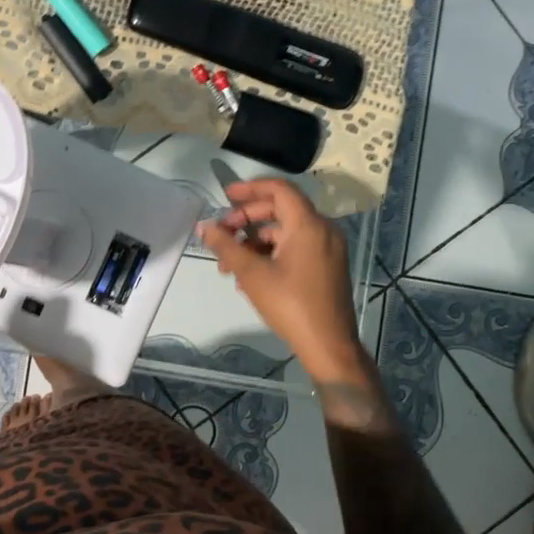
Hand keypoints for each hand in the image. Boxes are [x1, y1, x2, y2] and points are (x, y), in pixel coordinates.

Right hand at [198, 178, 369, 383]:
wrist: (328, 345)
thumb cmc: (290, 304)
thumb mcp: (251, 273)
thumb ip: (225, 245)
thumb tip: (204, 226)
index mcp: (308, 225)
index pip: (279, 190)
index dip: (250, 188)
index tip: (226, 196)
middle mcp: (323, 230)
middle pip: (280, 210)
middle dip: (246, 219)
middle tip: (222, 233)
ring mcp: (327, 249)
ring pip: (285, 232)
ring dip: (254, 241)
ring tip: (229, 264)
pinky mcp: (327, 266)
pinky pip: (296, 247)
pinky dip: (271, 253)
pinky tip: (249, 276)